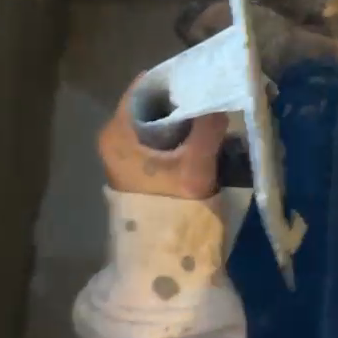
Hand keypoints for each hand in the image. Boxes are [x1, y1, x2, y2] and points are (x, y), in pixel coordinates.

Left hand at [98, 76, 228, 199]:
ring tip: (214, 113)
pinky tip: (204, 136)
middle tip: (213, 96)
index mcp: (117, 132)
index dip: (174, 80)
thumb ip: (208, 128)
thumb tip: (221, 100)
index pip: (144, 88)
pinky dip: (180, 135)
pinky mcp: (137, 169)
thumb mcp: (195, 167)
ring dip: (184, 119)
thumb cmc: (172, 209)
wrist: (161, 259)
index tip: (203, 77)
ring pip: (158, 121)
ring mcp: (124, 155)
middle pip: (152, 104)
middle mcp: (115, 138)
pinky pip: (159, 139)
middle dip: (182, 100)